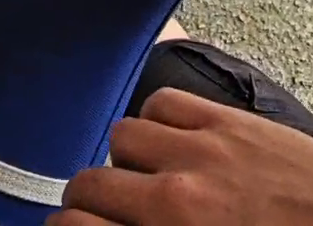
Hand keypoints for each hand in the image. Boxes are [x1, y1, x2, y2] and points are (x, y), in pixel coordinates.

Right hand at [55, 89, 312, 225]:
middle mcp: (177, 196)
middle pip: (91, 181)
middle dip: (85, 200)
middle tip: (95, 211)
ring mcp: (202, 150)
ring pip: (122, 134)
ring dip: (124, 159)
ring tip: (140, 176)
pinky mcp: (227, 120)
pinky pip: (163, 102)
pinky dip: (156, 120)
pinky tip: (169, 140)